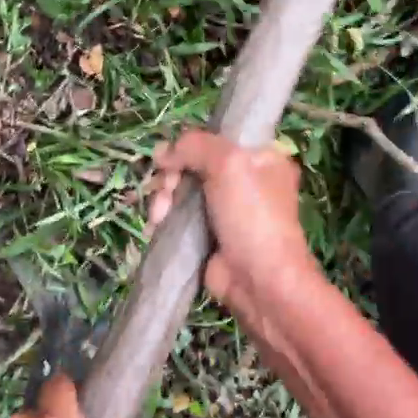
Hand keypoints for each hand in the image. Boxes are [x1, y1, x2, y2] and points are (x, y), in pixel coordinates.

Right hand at [148, 130, 313, 316]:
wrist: (260, 282)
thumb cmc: (252, 215)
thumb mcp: (228, 163)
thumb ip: (194, 145)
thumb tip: (163, 152)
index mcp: (261, 157)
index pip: (217, 136)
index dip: (191, 143)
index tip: (172, 155)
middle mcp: (244, 179)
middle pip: (193, 162)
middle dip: (172, 174)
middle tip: (167, 188)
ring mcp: (224, 208)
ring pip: (181, 188)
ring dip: (164, 197)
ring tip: (160, 214)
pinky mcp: (207, 233)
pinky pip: (178, 214)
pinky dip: (164, 217)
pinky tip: (156, 225)